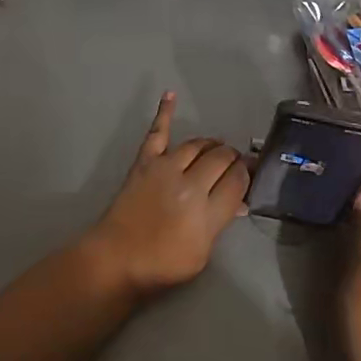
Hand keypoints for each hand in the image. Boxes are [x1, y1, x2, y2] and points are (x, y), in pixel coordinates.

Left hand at [81, 92, 249, 296]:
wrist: (113, 264)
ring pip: (198, 145)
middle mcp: (190, 183)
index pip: (237, 180)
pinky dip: (164, 112)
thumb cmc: (160, 266)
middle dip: (232, 158)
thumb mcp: (202, 254)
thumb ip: (221, 221)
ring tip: (217, 150)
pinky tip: (171, 93)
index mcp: (207, 211)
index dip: (245, 175)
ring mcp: (166, 168)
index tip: (248, 175)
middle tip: (235, 164)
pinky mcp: (146, 162)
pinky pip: (158, 132)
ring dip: (212, 145)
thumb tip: (240, 200)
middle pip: (221, 158)